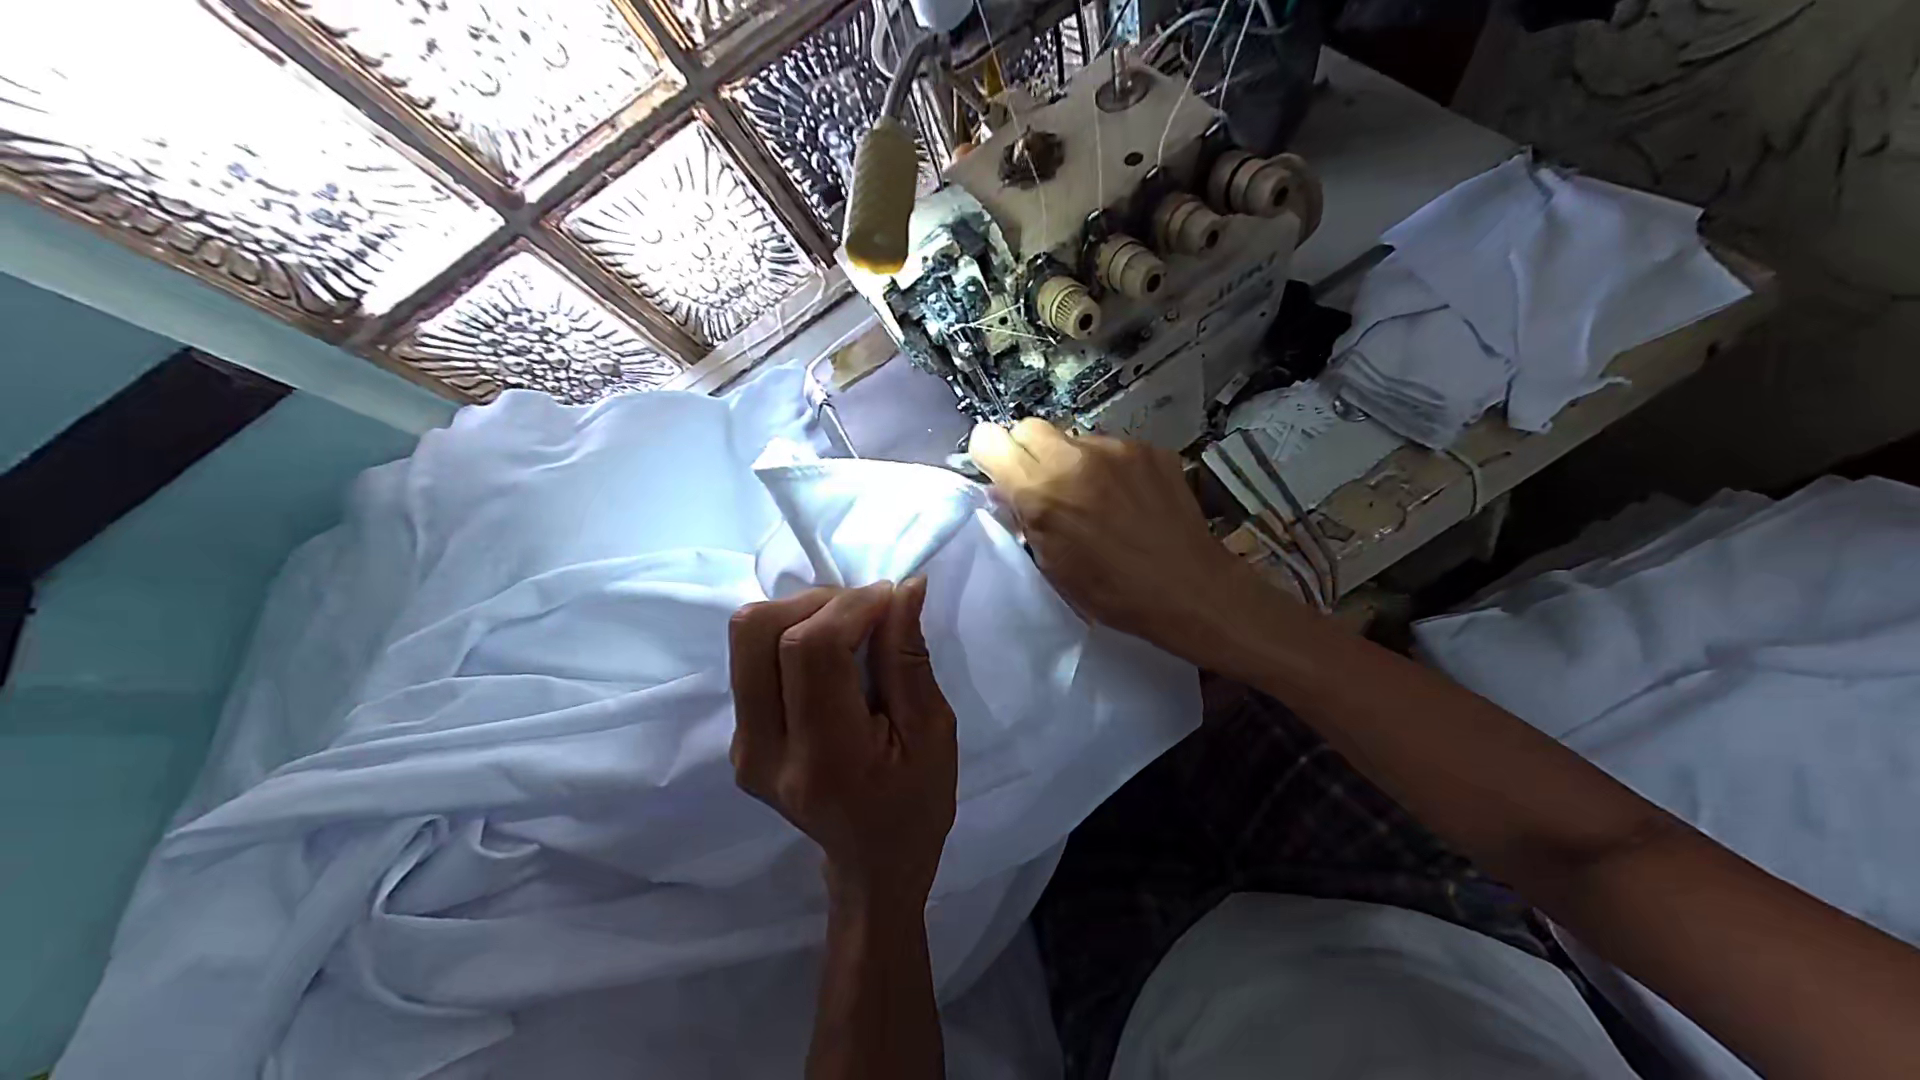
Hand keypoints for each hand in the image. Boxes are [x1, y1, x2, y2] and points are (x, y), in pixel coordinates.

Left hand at [729, 580, 957, 905]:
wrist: (872, 862)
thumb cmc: (916, 802)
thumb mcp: (933, 732)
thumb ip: (909, 658)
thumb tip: (904, 588)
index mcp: (824, 758)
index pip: (810, 649)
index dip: (850, 606)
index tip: (892, 599)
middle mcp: (764, 751)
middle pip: (757, 631)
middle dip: (817, 601)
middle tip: (867, 612)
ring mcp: (742, 746)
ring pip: (746, 636)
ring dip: (801, 612)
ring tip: (850, 629)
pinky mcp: (737, 737)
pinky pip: (752, 658)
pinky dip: (792, 634)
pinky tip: (831, 653)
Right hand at [968, 418, 1298, 678]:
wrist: (1188, 588)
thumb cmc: (1111, 591)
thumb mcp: (1050, 563)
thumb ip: (1024, 516)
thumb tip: (1009, 490)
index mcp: (1042, 492)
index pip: (989, 439)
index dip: (990, 456)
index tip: (1001, 474)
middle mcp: (1074, 458)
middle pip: (1028, 426)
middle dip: (1027, 451)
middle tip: (1043, 484)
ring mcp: (1116, 448)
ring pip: (1071, 435)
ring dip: (1070, 459)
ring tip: (1093, 496)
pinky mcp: (1149, 448)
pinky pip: (1110, 445)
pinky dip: (1108, 465)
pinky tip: (1126, 497)